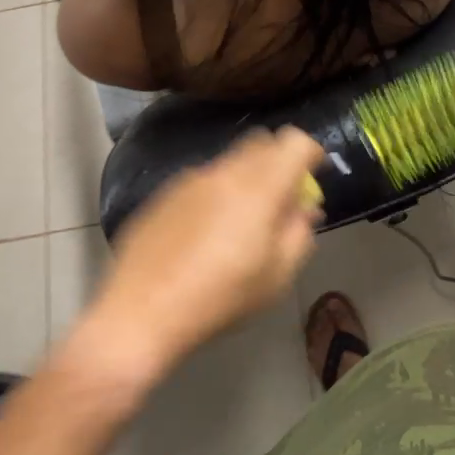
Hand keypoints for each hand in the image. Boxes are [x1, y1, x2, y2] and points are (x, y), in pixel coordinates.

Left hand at [83, 127, 323, 375]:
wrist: (142, 313)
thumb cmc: (220, 298)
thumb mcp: (276, 277)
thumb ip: (299, 233)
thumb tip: (305, 209)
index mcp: (259, 189)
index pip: (294, 142)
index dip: (310, 153)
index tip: (312, 178)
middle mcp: (225, 172)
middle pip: (262, 143)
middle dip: (278, 162)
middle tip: (280, 199)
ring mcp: (190, 180)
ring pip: (230, 161)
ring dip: (246, 177)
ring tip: (241, 220)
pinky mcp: (164, 193)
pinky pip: (202, 179)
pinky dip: (216, 192)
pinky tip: (205, 232)